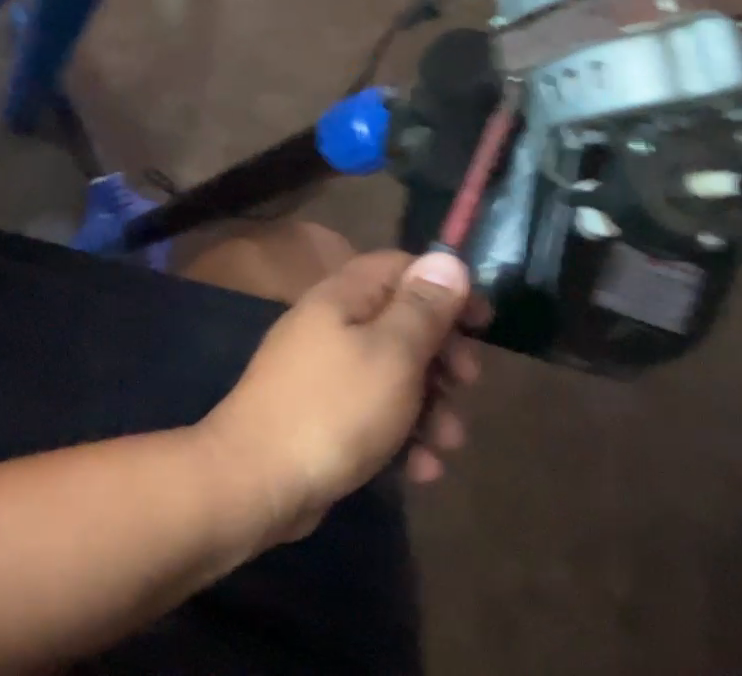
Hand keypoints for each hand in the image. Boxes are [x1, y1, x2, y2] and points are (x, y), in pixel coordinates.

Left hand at [201, 251, 479, 541]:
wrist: (257, 479)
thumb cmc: (333, 408)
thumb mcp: (391, 354)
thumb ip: (421, 309)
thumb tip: (446, 261)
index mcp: (339, 299)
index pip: (397, 268)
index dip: (444, 287)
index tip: (484, 323)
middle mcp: (327, 328)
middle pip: (399, 325)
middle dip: (442, 356)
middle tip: (467, 384)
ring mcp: (321, 375)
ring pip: (392, 377)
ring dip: (430, 408)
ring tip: (447, 442)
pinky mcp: (321, 419)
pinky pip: (373, 417)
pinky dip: (401, 439)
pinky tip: (420, 470)